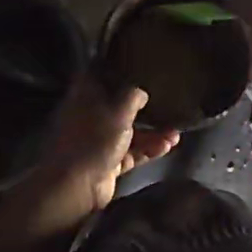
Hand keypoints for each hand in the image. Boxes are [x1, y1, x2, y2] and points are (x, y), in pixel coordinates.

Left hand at [16, 78, 178, 228]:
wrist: (75, 186)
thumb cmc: (94, 138)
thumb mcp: (119, 109)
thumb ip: (134, 95)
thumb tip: (142, 92)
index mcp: (86, 95)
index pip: (101, 73)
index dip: (119, 68)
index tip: (140, 65)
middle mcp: (91, 114)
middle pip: (120, 104)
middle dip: (145, 106)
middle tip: (168, 102)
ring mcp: (98, 140)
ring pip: (130, 131)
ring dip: (153, 131)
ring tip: (176, 132)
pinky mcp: (108, 162)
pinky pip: (132, 151)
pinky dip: (149, 149)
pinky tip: (168, 146)